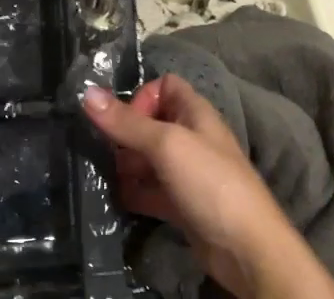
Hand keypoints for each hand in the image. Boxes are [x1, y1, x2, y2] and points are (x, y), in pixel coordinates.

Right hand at [83, 77, 333, 298]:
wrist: (246, 247)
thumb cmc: (209, 180)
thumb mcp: (166, 144)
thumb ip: (126, 122)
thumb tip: (87, 93)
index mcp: (195, 112)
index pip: (165, 86)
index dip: (142, 96)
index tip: (125, 120)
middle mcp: (192, 137)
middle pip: (152, 123)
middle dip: (127, 134)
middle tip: (108, 152)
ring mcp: (188, 173)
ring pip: (150, 159)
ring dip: (128, 165)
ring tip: (108, 175)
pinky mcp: (183, 204)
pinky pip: (153, 190)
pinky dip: (136, 192)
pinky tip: (118, 198)